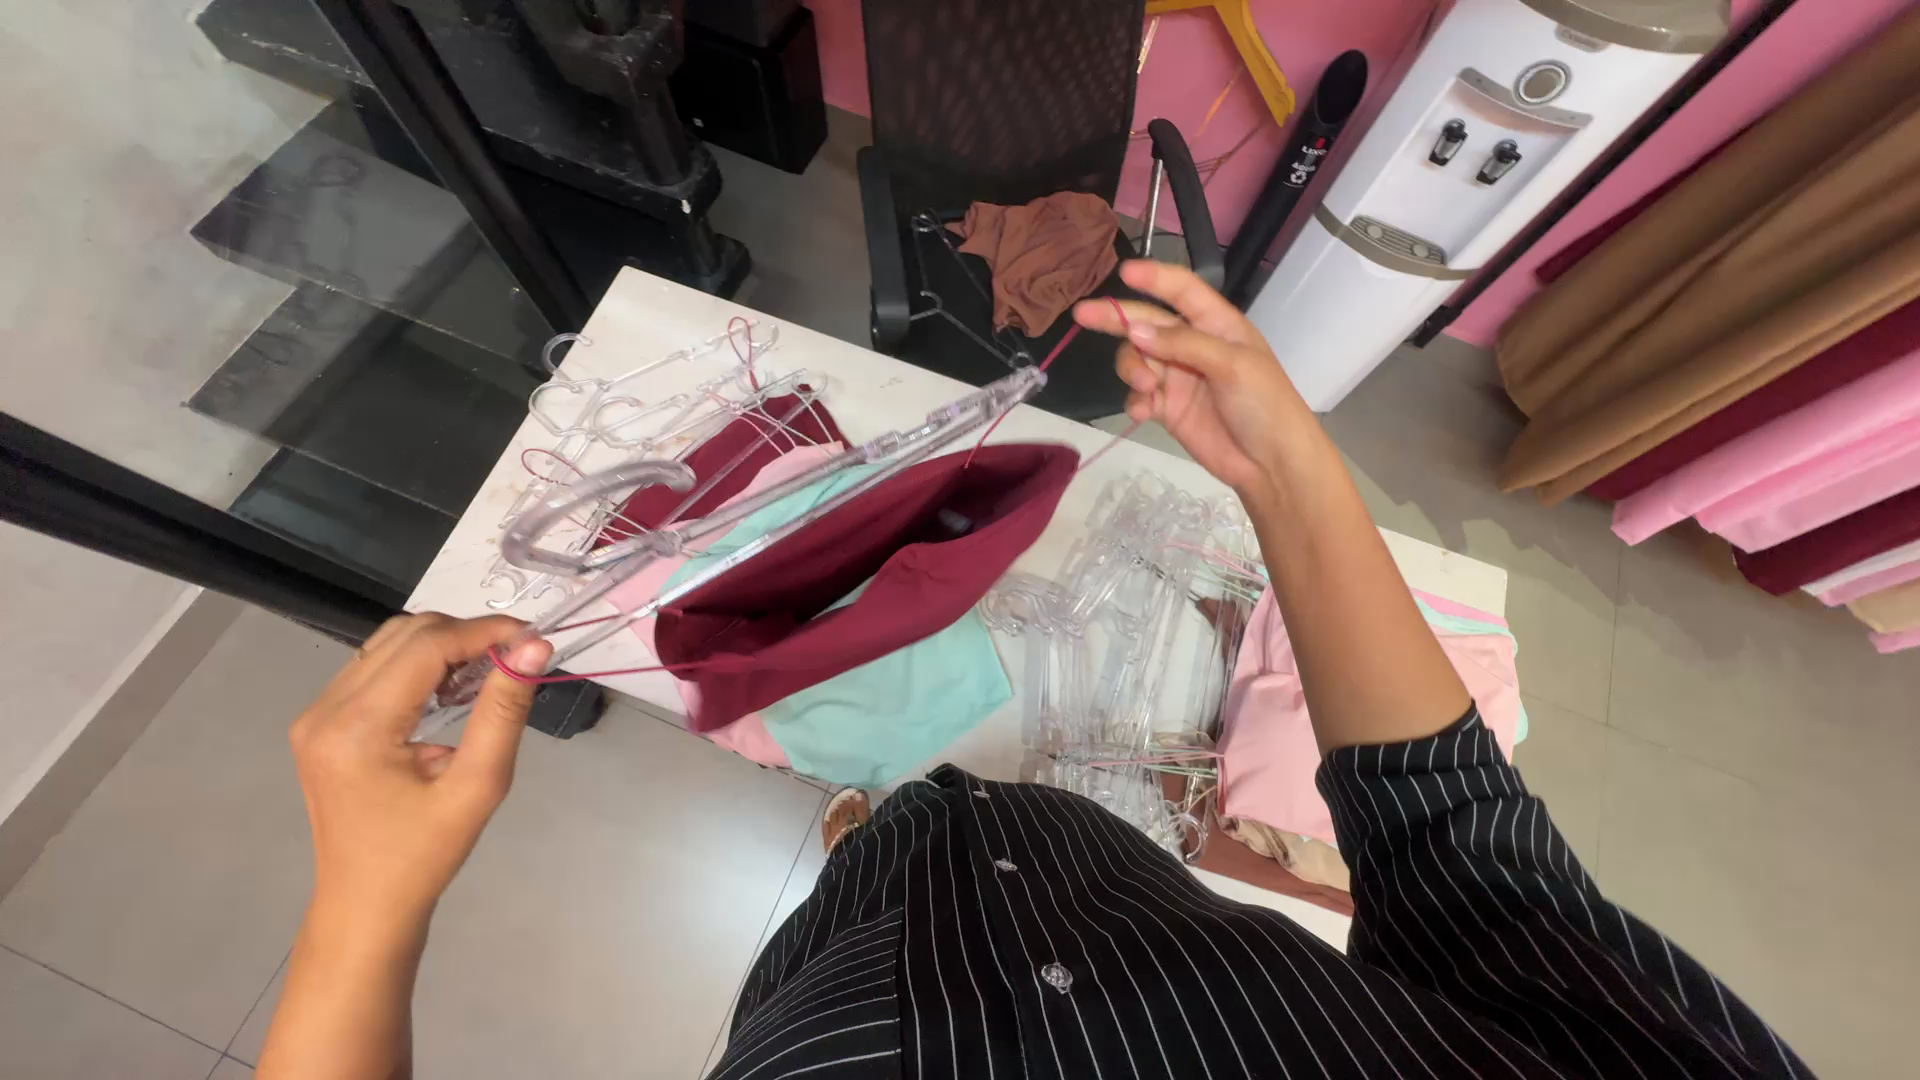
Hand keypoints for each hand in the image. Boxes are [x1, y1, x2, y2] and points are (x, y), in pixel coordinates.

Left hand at [289, 613, 552, 922]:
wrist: (367, 902)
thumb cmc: (426, 850)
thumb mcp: (480, 782)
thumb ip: (505, 709)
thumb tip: (534, 647)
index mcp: (358, 727)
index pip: (429, 646)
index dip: (486, 631)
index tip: (536, 638)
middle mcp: (326, 709)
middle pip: (409, 633)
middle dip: (470, 633)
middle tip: (518, 658)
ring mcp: (318, 712)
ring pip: (393, 640)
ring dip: (448, 642)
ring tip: (489, 672)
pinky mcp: (324, 719)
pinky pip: (380, 662)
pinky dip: (426, 660)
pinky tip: (453, 689)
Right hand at [1073, 260, 1311, 498]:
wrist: (1270, 462)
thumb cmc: (1264, 404)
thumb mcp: (1232, 365)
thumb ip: (1184, 345)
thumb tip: (1136, 331)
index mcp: (1217, 325)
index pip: (1183, 291)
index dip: (1154, 279)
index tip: (1123, 272)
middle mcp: (1192, 345)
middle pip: (1147, 323)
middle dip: (1116, 318)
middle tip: (1082, 314)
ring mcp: (1177, 378)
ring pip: (1137, 360)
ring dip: (1132, 368)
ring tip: (1144, 385)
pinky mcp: (1166, 409)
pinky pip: (1138, 396)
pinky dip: (1135, 401)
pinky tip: (1142, 412)